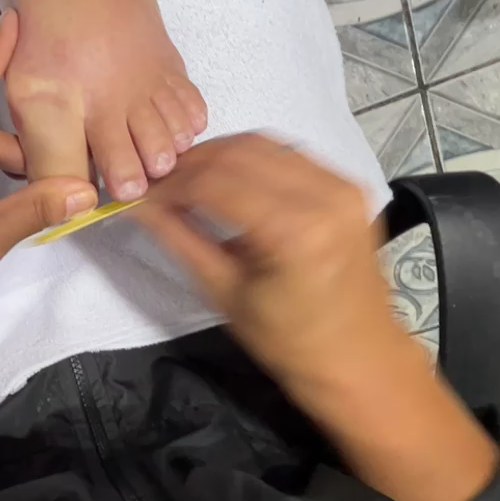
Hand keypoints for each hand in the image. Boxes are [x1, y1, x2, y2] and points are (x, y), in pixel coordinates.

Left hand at [3, 0, 208, 201]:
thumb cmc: (40, 27)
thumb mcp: (30, 94)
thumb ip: (50, 149)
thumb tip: (65, 198)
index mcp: (98, 116)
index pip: (115, 173)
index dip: (114, 191)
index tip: (115, 200)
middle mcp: (136, 102)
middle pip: (153, 156)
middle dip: (146, 175)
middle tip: (139, 182)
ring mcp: (156, 76)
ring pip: (176, 131)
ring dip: (168, 149)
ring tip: (156, 157)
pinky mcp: (165, 53)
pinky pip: (189, 99)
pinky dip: (187, 119)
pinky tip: (175, 127)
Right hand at [132, 134, 408, 403]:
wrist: (359, 356)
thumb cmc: (288, 340)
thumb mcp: (222, 291)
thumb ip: (179, 238)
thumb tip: (140, 204)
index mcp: (293, 230)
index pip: (212, 182)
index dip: (169, 184)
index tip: (140, 193)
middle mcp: (324, 195)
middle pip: (237, 152)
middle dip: (189, 164)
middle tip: (157, 183)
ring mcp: (342, 185)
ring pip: (261, 143)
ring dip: (217, 155)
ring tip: (186, 180)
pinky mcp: (348, 185)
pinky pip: (287, 153)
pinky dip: (249, 158)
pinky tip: (225, 179)